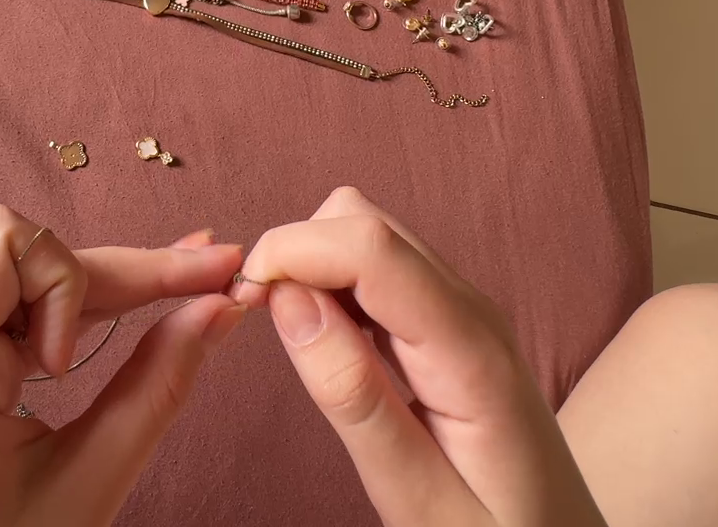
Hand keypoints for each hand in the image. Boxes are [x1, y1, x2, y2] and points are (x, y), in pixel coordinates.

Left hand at [0, 204, 246, 525]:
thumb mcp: (85, 488)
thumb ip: (156, 387)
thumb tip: (221, 306)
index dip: (64, 274)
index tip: (75, 360)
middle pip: (25, 254)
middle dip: (122, 268)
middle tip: (215, 265)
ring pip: (27, 272)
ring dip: (104, 286)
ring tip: (187, 285)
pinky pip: (15, 306)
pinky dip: (75, 309)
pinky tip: (129, 306)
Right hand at [232, 187, 604, 526]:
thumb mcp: (421, 501)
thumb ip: (353, 396)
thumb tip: (286, 297)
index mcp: (470, 352)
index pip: (371, 247)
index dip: (294, 249)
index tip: (247, 298)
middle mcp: (467, 306)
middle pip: (362, 219)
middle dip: (297, 251)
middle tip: (268, 320)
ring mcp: (458, 303)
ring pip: (363, 228)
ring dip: (311, 262)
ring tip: (300, 336)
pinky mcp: (442, 311)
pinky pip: (373, 260)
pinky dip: (330, 277)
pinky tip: (328, 335)